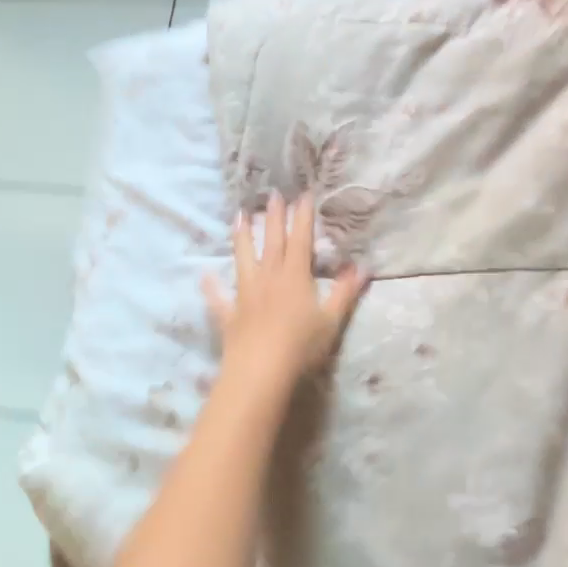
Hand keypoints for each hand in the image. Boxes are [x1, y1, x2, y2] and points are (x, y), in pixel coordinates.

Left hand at [203, 192, 367, 382]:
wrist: (260, 372)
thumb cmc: (301, 345)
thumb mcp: (331, 320)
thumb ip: (345, 293)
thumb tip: (362, 268)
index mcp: (295, 276)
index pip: (300, 240)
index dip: (302, 217)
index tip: (303, 194)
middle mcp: (269, 278)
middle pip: (272, 242)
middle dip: (274, 217)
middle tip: (273, 194)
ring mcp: (246, 294)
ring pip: (244, 259)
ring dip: (242, 237)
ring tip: (239, 216)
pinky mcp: (229, 315)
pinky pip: (219, 298)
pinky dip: (212, 288)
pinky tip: (205, 277)